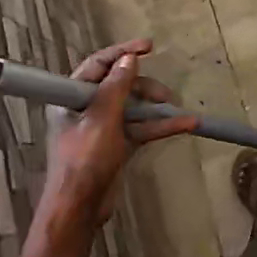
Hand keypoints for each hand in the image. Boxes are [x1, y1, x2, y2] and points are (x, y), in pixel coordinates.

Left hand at [42, 39, 197, 223]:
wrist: (80, 209)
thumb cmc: (84, 159)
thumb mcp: (102, 118)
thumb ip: (116, 86)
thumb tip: (129, 59)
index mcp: (71, 98)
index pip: (98, 65)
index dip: (122, 52)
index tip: (149, 47)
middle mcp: (85, 109)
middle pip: (119, 86)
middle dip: (145, 86)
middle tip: (164, 93)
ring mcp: (102, 128)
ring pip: (133, 108)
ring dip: (156, 107)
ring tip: (177, 107)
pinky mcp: (116, 146)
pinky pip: (141, 128)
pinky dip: (160, 127)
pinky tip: (186, 124)